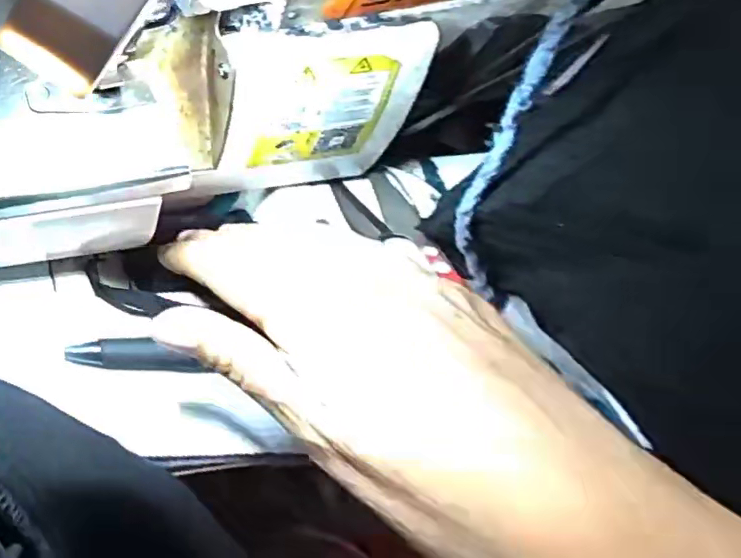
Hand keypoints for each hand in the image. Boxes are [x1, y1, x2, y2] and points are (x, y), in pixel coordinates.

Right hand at [150, 224, 740, 557]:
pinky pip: (355, 244)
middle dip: (214, 248)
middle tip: (190, 271)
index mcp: (307, 302)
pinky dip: (318, 251)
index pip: (214, 255)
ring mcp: (401, 269)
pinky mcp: (440, 282)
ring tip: (246, 270)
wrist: (599, 520)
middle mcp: (348, 269)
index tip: (155, 263)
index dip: (176, 255)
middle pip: (254, 237)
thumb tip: (166, 321)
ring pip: (301, 233)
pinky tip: (321, 274)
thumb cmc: (438, 484)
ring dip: (262, 246)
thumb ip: (237, 359)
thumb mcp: (320, 430)